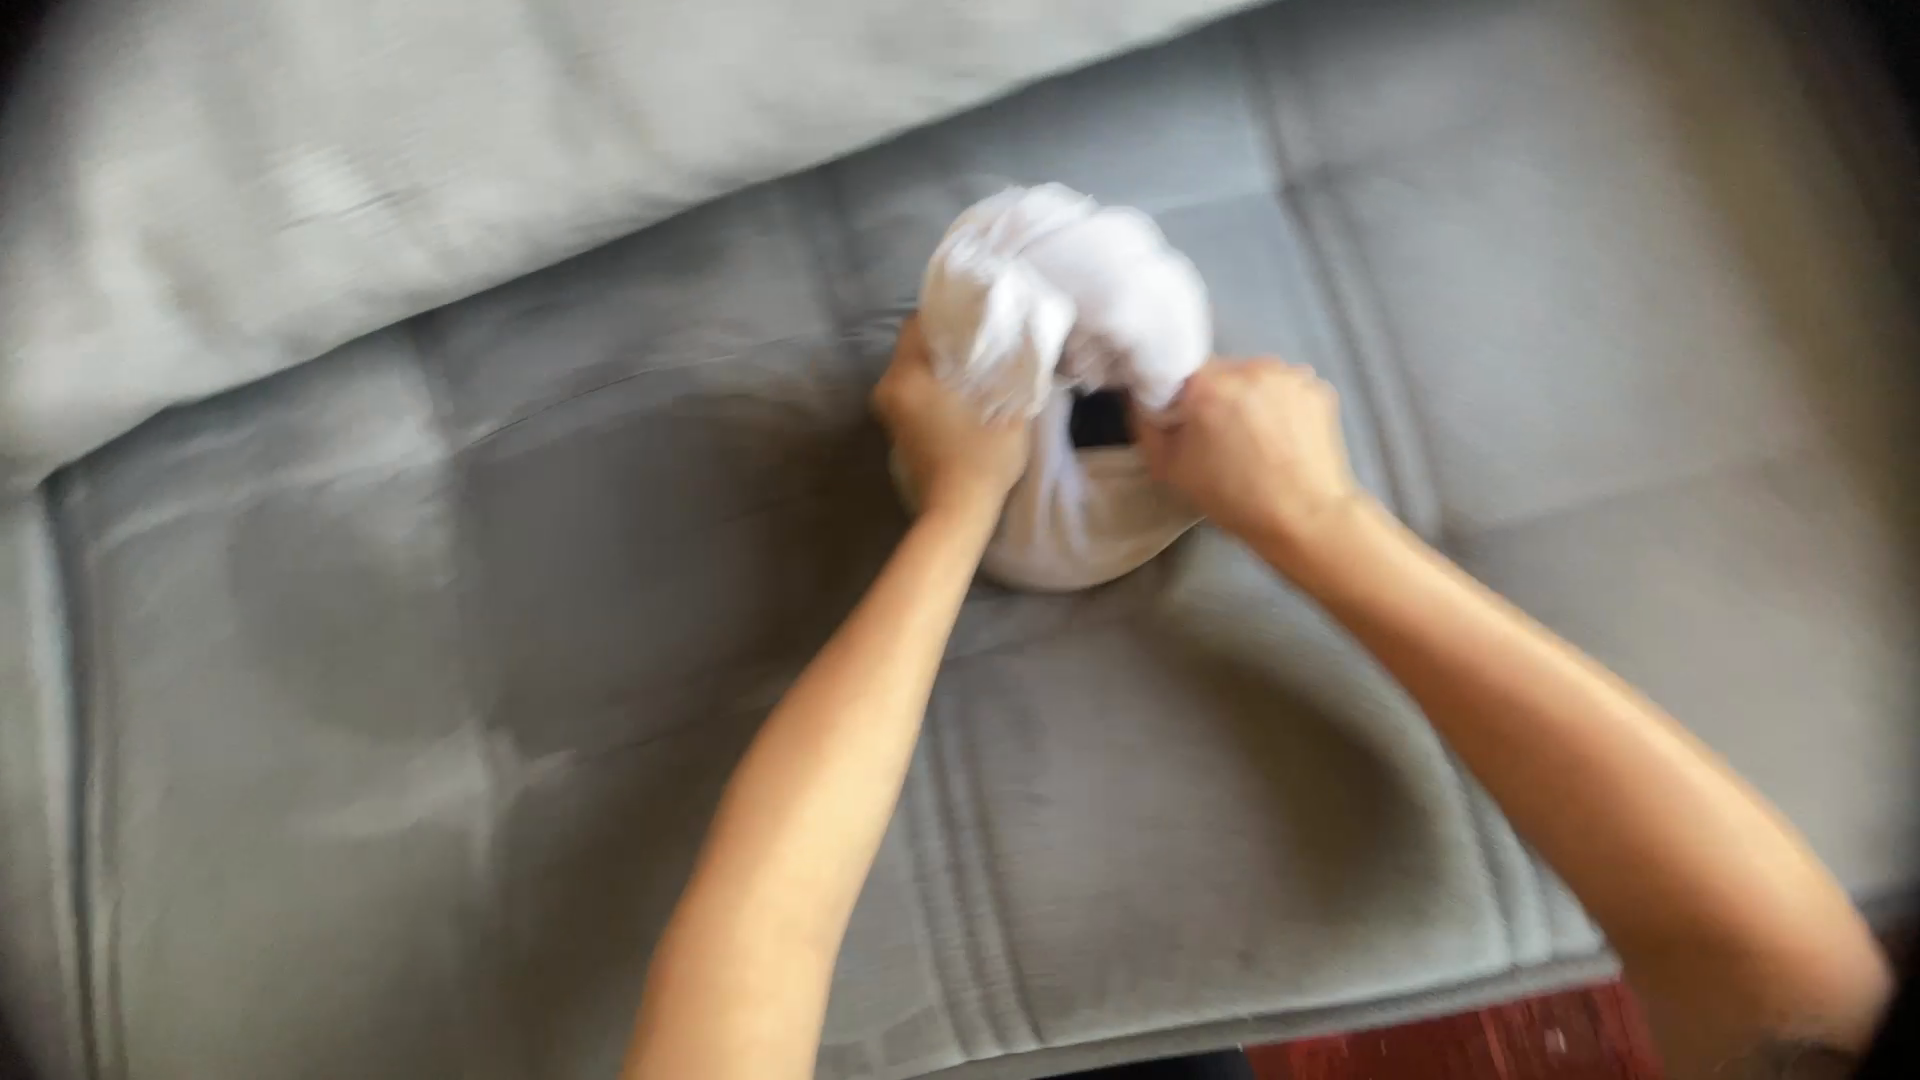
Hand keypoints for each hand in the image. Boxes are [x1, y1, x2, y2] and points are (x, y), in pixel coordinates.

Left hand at [873, 316, 1030, 516]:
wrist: (958, 512)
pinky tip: (964, 395)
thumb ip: (1011, 373)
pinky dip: (934, 390)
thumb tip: (1018, 349)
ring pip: (914, 374)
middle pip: (915, 348)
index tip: (975, 317)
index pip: (917, 323)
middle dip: (946, 341)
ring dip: (941, 368)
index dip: (947, 314)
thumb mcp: (1008, 410)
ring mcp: (889, 415)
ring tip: (977, 367)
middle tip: (982, 340)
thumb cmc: (980, 458)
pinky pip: (914, 396)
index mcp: (906, 376)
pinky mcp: (897, 433)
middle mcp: (888, 390)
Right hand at [1134, 357, 1366, 560]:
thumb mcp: (1169, 469)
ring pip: (1253, 377)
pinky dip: (1278, 404)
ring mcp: (1288, 375)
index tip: (1185, 420)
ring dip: (1248, 397)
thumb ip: (1146, 426)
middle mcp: (1248, 368)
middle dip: (1215, 395)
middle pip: (1220, 372)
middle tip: (1219, 434)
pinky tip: (1280, 435)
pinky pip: (1284, 387)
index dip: (1180, 395)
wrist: (1303, 517)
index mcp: (1207, 385)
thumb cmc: (1231, 498)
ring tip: (1254, 436)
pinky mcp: (1318, 387)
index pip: (1181, 370)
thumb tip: (1142, 399)